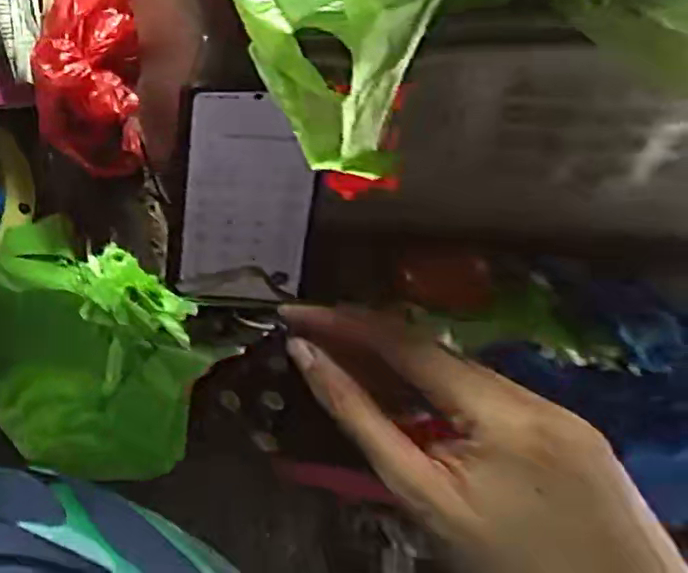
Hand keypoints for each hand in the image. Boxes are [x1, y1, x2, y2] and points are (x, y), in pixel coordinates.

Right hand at [284, 306, 683, 572]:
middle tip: (305, 334)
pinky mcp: (570, 434)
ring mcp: (562, 417)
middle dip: (361, 337)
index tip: (290, 313)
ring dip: (393, 359)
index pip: (405, 343)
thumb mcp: (418, 489)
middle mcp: (540, 403)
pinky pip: (480, 390)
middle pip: (431, 350)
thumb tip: (302, 352)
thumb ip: (355, 414)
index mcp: (507, 415)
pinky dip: (429, 383)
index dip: (340, 320)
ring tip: (339, 360)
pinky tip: (397, 394)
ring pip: (454, 367)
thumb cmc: (511, 561)